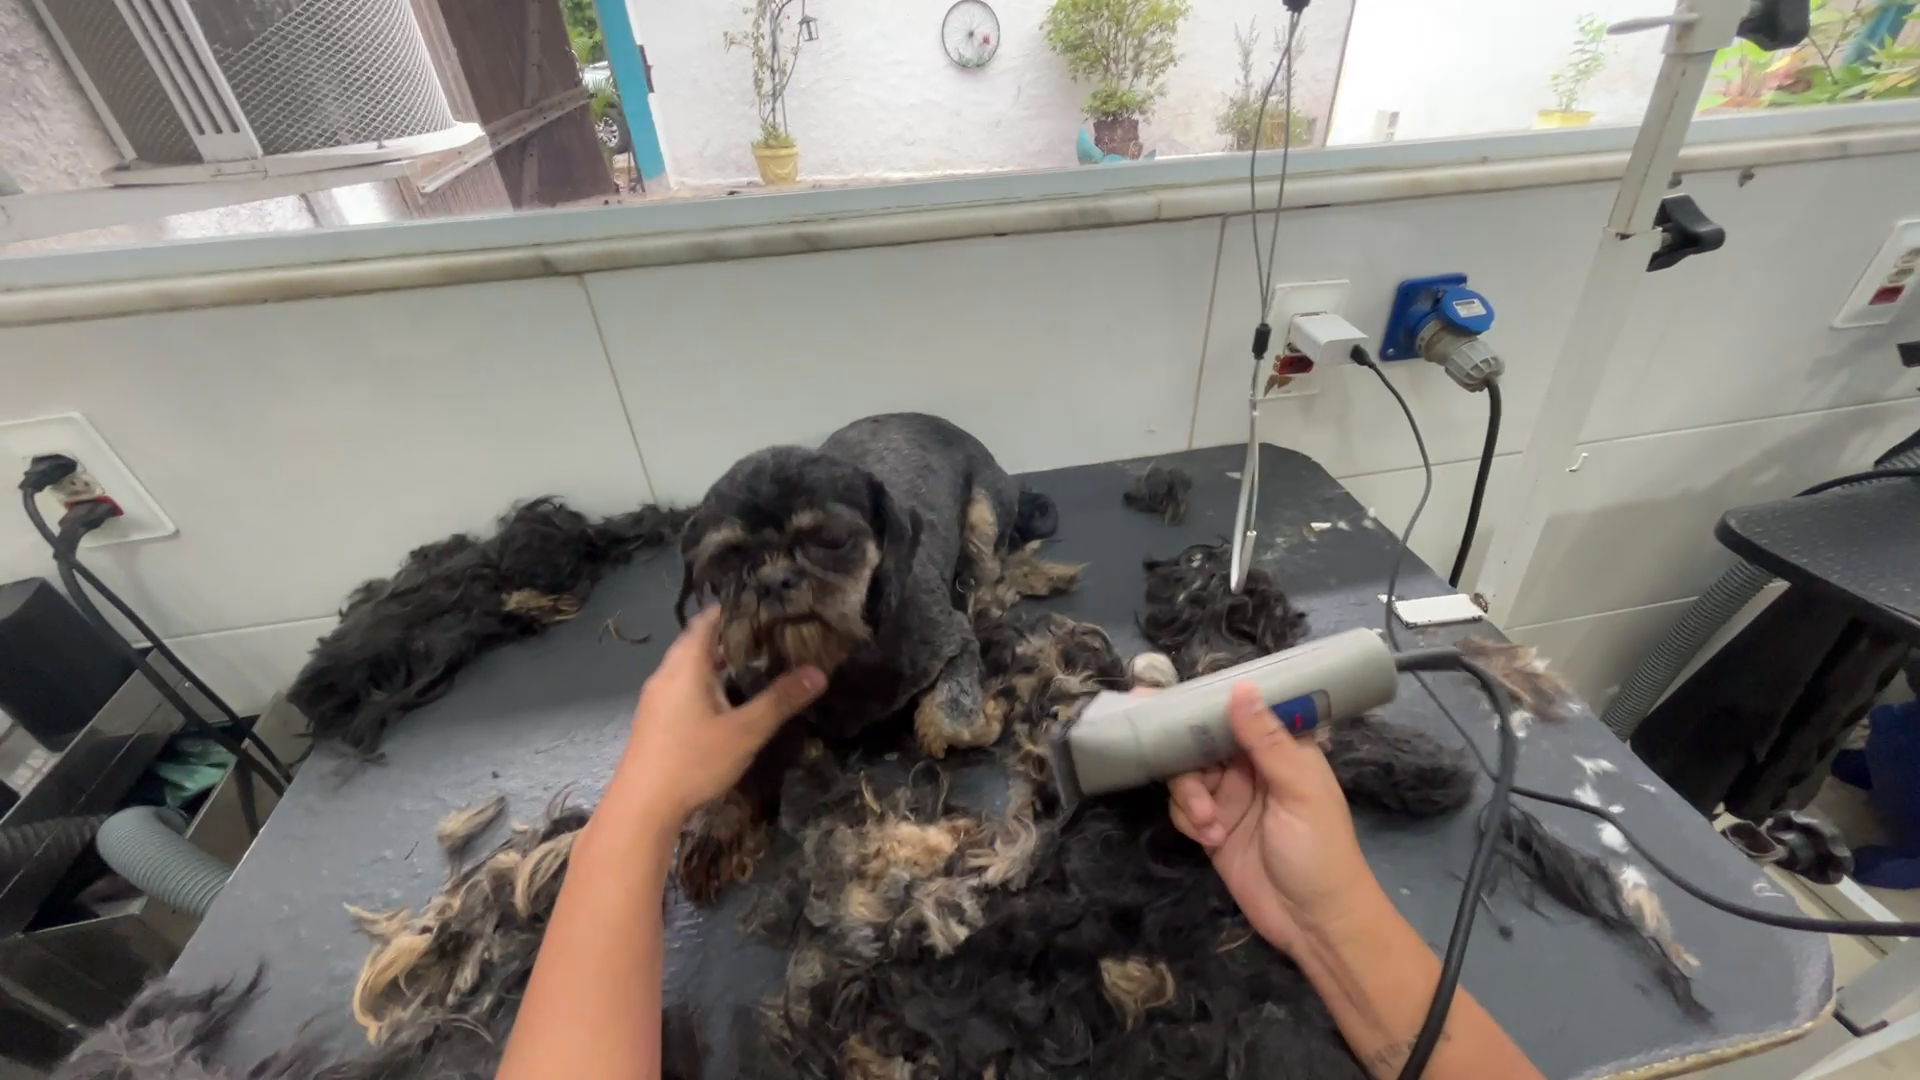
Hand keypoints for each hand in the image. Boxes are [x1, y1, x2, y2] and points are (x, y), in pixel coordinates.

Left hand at [612, 608, 826, 823]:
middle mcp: (667, 674)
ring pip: (690, 666)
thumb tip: (819, 672)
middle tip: (770, 634)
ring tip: (756, 662)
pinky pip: (684, 686)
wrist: (641, 809)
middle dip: (732, 635)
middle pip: (699, 642)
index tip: (764, 606)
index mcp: (685, 666)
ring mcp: (657, 699)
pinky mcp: (656, 720)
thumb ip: (781, 700)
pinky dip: (707, 681)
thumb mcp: (745, 731)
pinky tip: (729, 698)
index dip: (734, 609)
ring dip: (719, 661)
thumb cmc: (692, 761)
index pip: (707, 620)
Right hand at [1168, 683, 1381, 954]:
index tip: (1163, 696)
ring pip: (1185, 773)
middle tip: (1166, 756)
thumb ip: (1266, 740)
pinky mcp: (1210, 826)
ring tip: (1207, 822)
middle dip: (1183, 753)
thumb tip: (1240, 687)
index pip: (1236, 710)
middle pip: (1199, 739)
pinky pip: (1181, 807)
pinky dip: (1187, 818)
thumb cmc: (1320, 851)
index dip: (1202, 701)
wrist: (1315, 927)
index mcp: (1278, 748)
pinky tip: (1209, 837)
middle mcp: (1248, 766)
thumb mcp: (1298, 791)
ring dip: (1188, 794)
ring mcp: (1227, 796)